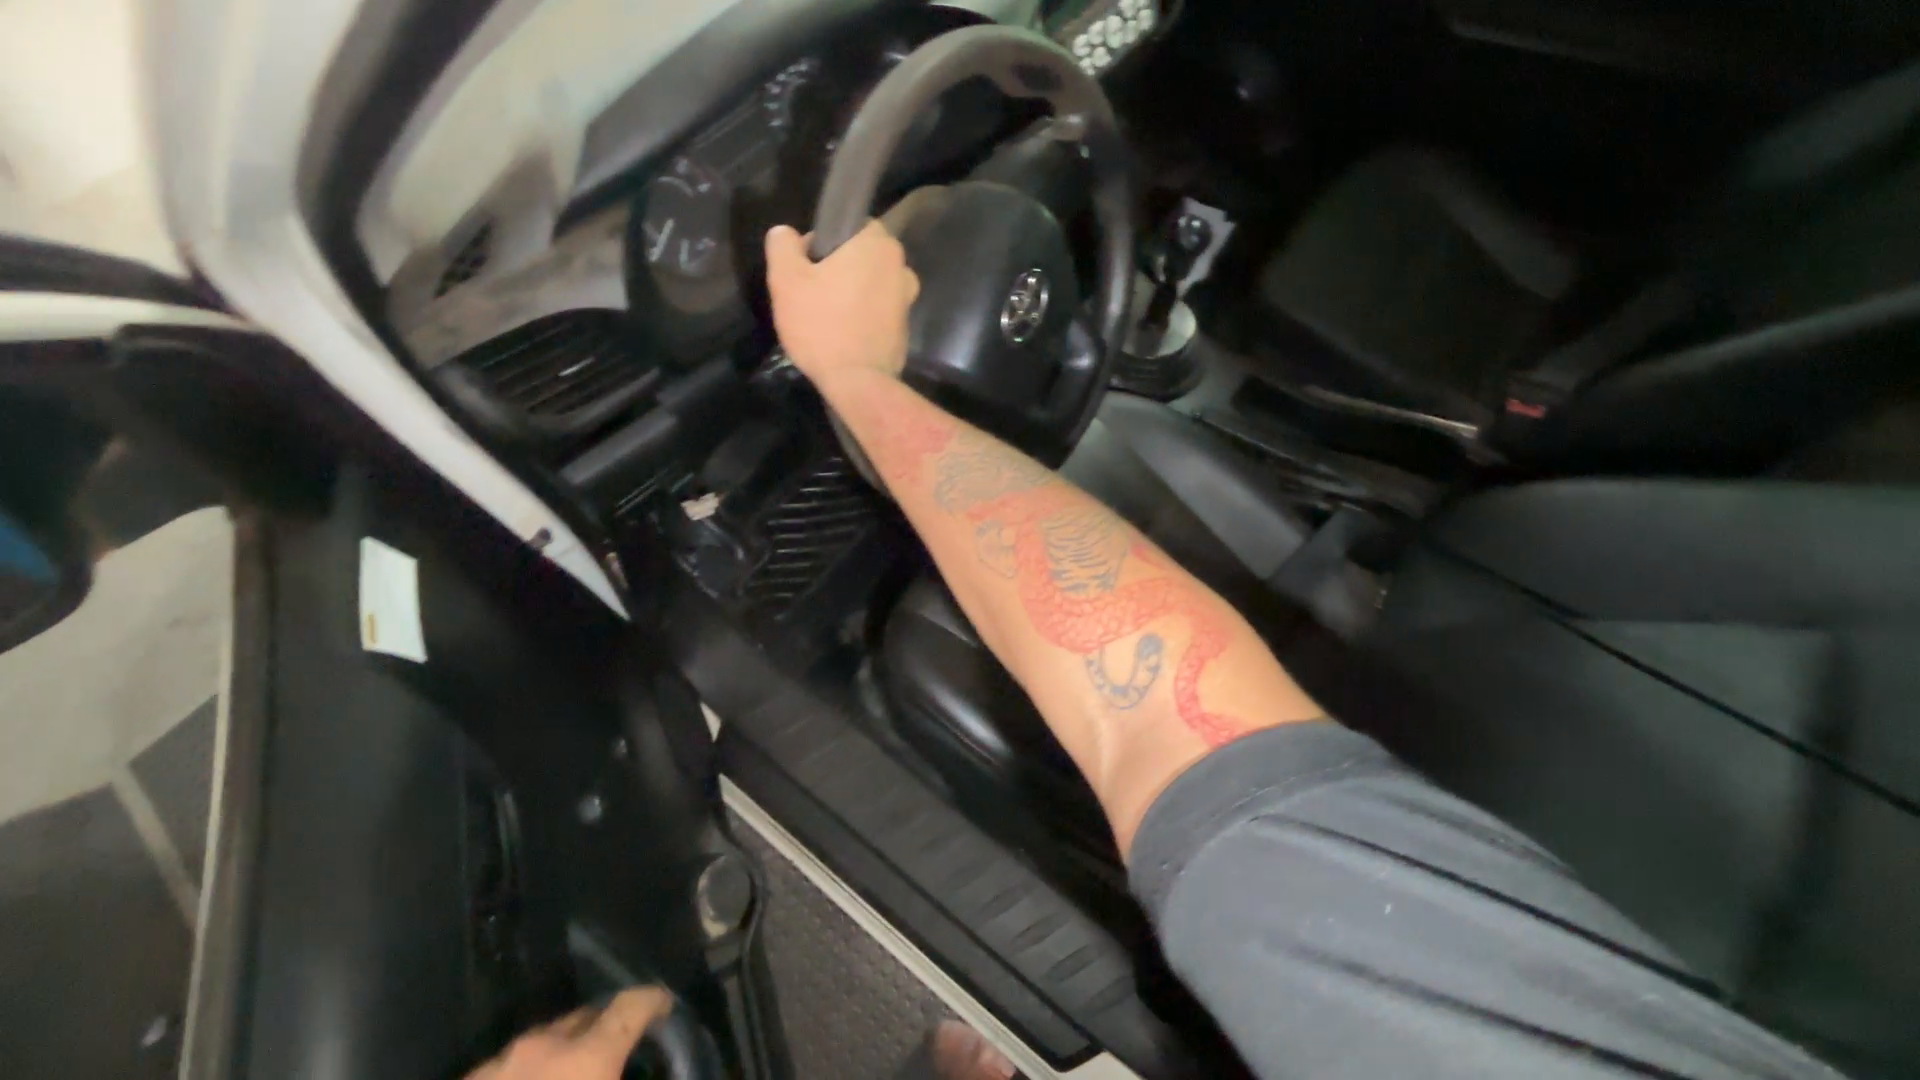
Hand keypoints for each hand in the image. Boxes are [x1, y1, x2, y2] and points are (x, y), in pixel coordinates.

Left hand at [466, 987, 671, 1079]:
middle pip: (584, 1017)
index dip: (652, 1001)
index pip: (631, 1006)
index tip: (664, 1008)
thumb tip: (619, 1077)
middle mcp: (543, 1047)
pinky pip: (505, 1069)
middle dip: (605, 1028)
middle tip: (618, 1052)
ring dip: (561, 1054)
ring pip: (541, 1042)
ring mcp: (496, 1066)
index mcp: (587, 1058)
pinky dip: (525, 1078)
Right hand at [764, 221, 919, 389]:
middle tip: (811, 293)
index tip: (806, 266)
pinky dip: (863, 316)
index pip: (850, 225)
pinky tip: (844, 333)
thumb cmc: (821, 325)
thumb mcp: (786, 280)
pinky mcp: (905, 327)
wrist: (858, 382)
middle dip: (838, 268)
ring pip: (871, 283)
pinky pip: (879, 310)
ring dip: (851, 292)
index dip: (824, 241)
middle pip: (861, 255)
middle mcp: (900, 265)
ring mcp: (907, 298)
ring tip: (827, 316)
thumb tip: (785, 233)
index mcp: (877, 243)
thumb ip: (783, 246)